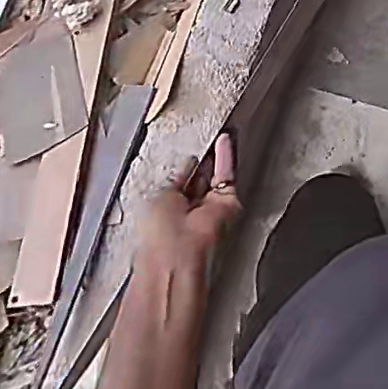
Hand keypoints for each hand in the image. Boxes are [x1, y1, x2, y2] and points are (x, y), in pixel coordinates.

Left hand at [137, 133, 241, 276]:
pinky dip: (226, 156)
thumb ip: (178, 178)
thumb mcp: (161, 196)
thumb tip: (189, 163)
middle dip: (202, 160)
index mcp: (167, 211)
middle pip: (199, 179)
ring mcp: (210, 208)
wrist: (179, 255)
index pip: (180, 183)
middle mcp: (190, 211)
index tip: (190, 151)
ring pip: (215, 176)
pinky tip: (225, 140)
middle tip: (205, 138)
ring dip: (216, 155)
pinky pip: (227, 175)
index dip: (185, 167)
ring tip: (218, 132)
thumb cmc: (159, 234)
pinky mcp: (228, 204)